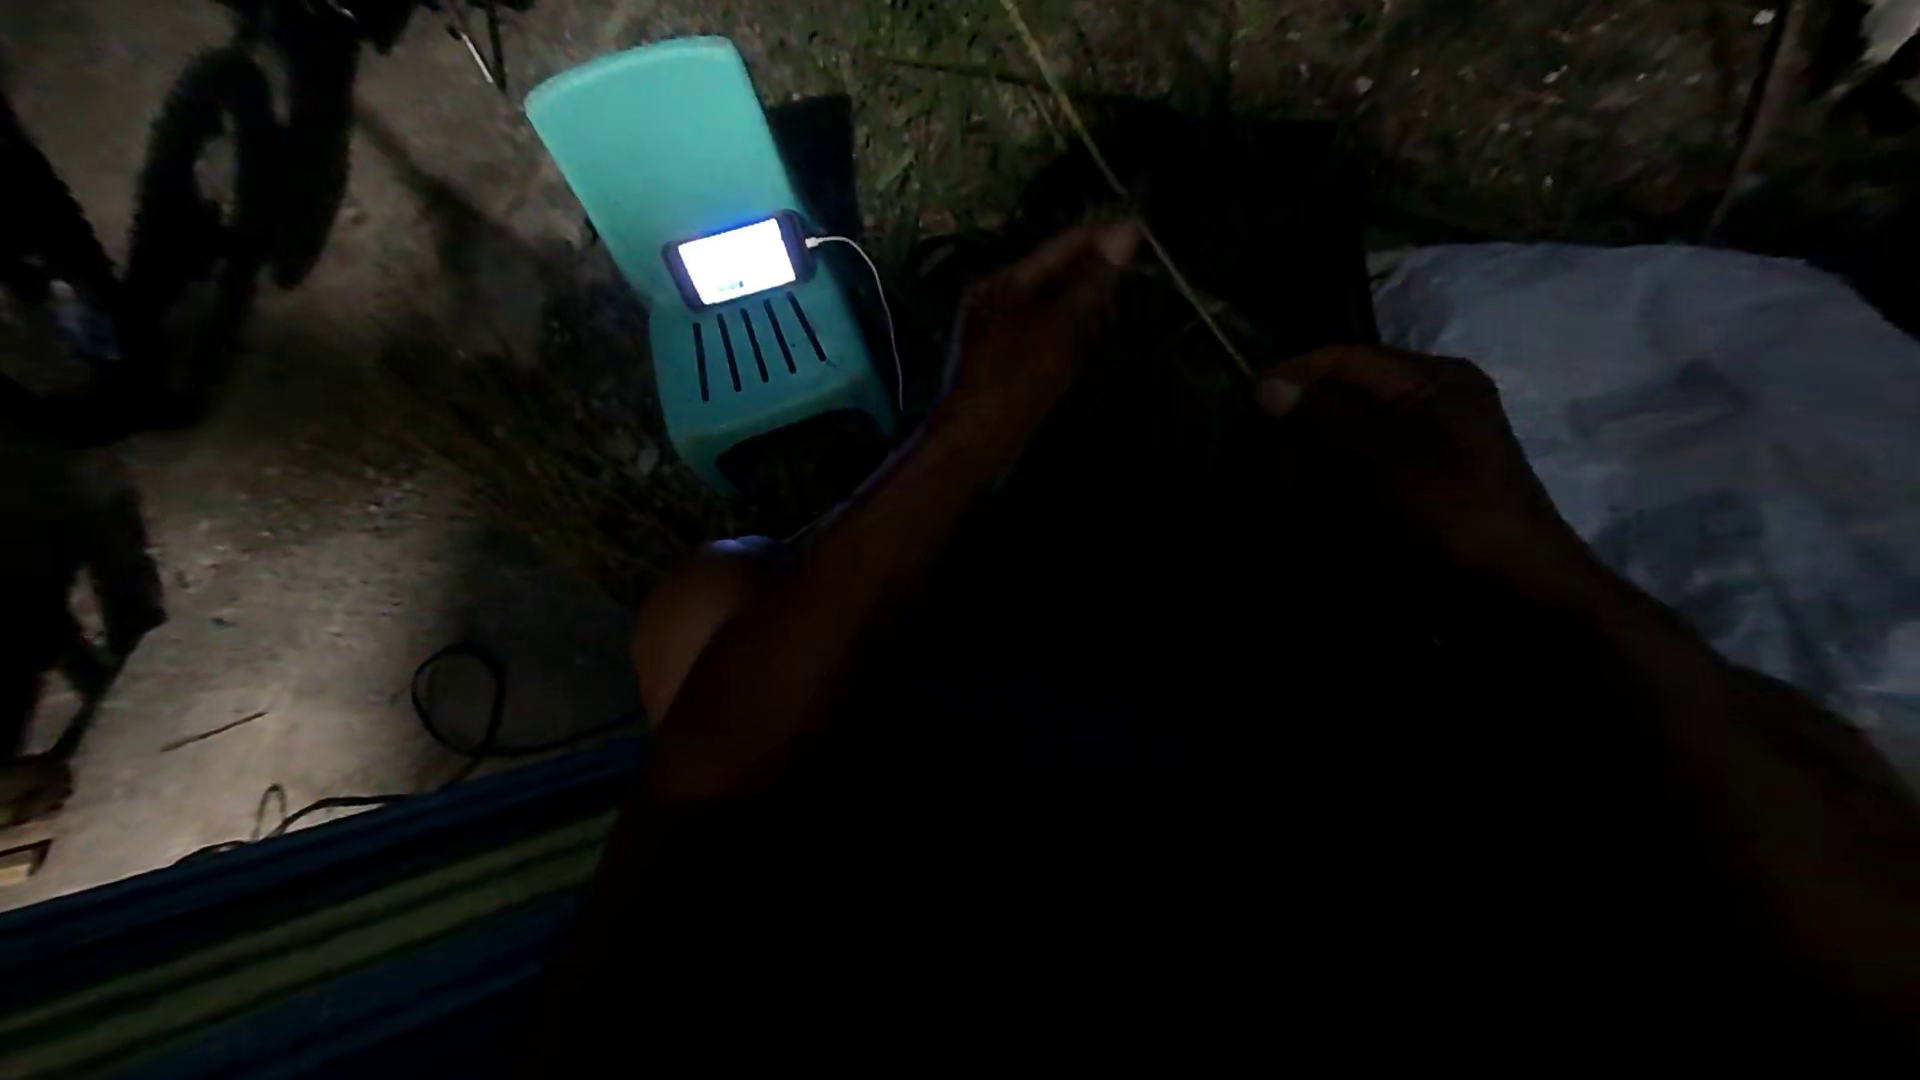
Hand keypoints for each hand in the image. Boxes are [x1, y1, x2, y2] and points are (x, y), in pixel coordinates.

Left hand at [940, 222, 1138, 443]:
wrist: (982, 435)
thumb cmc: (1018, 376)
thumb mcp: (1059, 324)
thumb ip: (1092, 280)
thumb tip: (1127, 232)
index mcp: (1004, 283)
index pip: (1059, 247)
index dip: (1098, 240)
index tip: (1138, 233)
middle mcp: (999, 300)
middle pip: (1056, 275)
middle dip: (1092, 278)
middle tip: (1127, 282)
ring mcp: (1002, 330)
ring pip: (1054, 306)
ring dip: (1084, 308)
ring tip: (1111, 316)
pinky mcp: (1010, 359)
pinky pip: (1047, 333)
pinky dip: (1070, 334)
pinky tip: (1088, 342)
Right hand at [1256, 345, 1595, 597]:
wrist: (1506, 588)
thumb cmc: (1452, 509)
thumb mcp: (1387, 453)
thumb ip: (1325, 414)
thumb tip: (1264, 386)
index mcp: (1431, 380)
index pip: (1344, 359)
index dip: (1294, 375)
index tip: (1248, 403)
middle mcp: (1419, 403)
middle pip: (1335, 396)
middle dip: (1298, 427)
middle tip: (1272, 459)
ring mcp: (1408, 445)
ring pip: (1332, 435)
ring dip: (1304, 461)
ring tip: (1291, 490)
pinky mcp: (1396, 482)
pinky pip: (1342, 468)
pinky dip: (1320, 483)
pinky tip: (1312, 505)